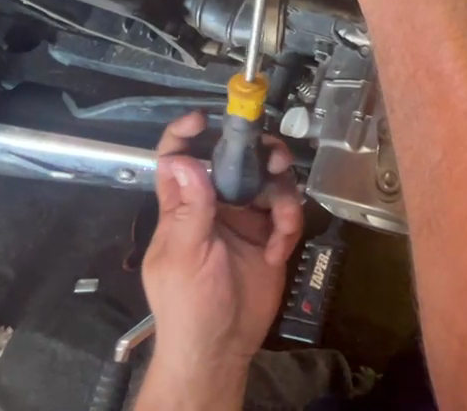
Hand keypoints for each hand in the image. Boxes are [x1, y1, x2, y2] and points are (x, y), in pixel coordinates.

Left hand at [138, 113, 302, 407]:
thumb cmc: (188, 308)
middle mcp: (215, 203)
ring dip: (284, 197)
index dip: (186, 133)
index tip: (205, 117)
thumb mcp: (183, 258)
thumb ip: (188, 209)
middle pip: (238, 158)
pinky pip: (288, 211)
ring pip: (271, 181)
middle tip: (278, 161)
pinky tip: (279, 251)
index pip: (177, 158)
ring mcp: (245, 217)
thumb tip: (181, 160)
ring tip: (283, 223)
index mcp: (183, 206)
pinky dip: (289, 227)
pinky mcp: (270, 233)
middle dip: (261, 155)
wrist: (222, 350)